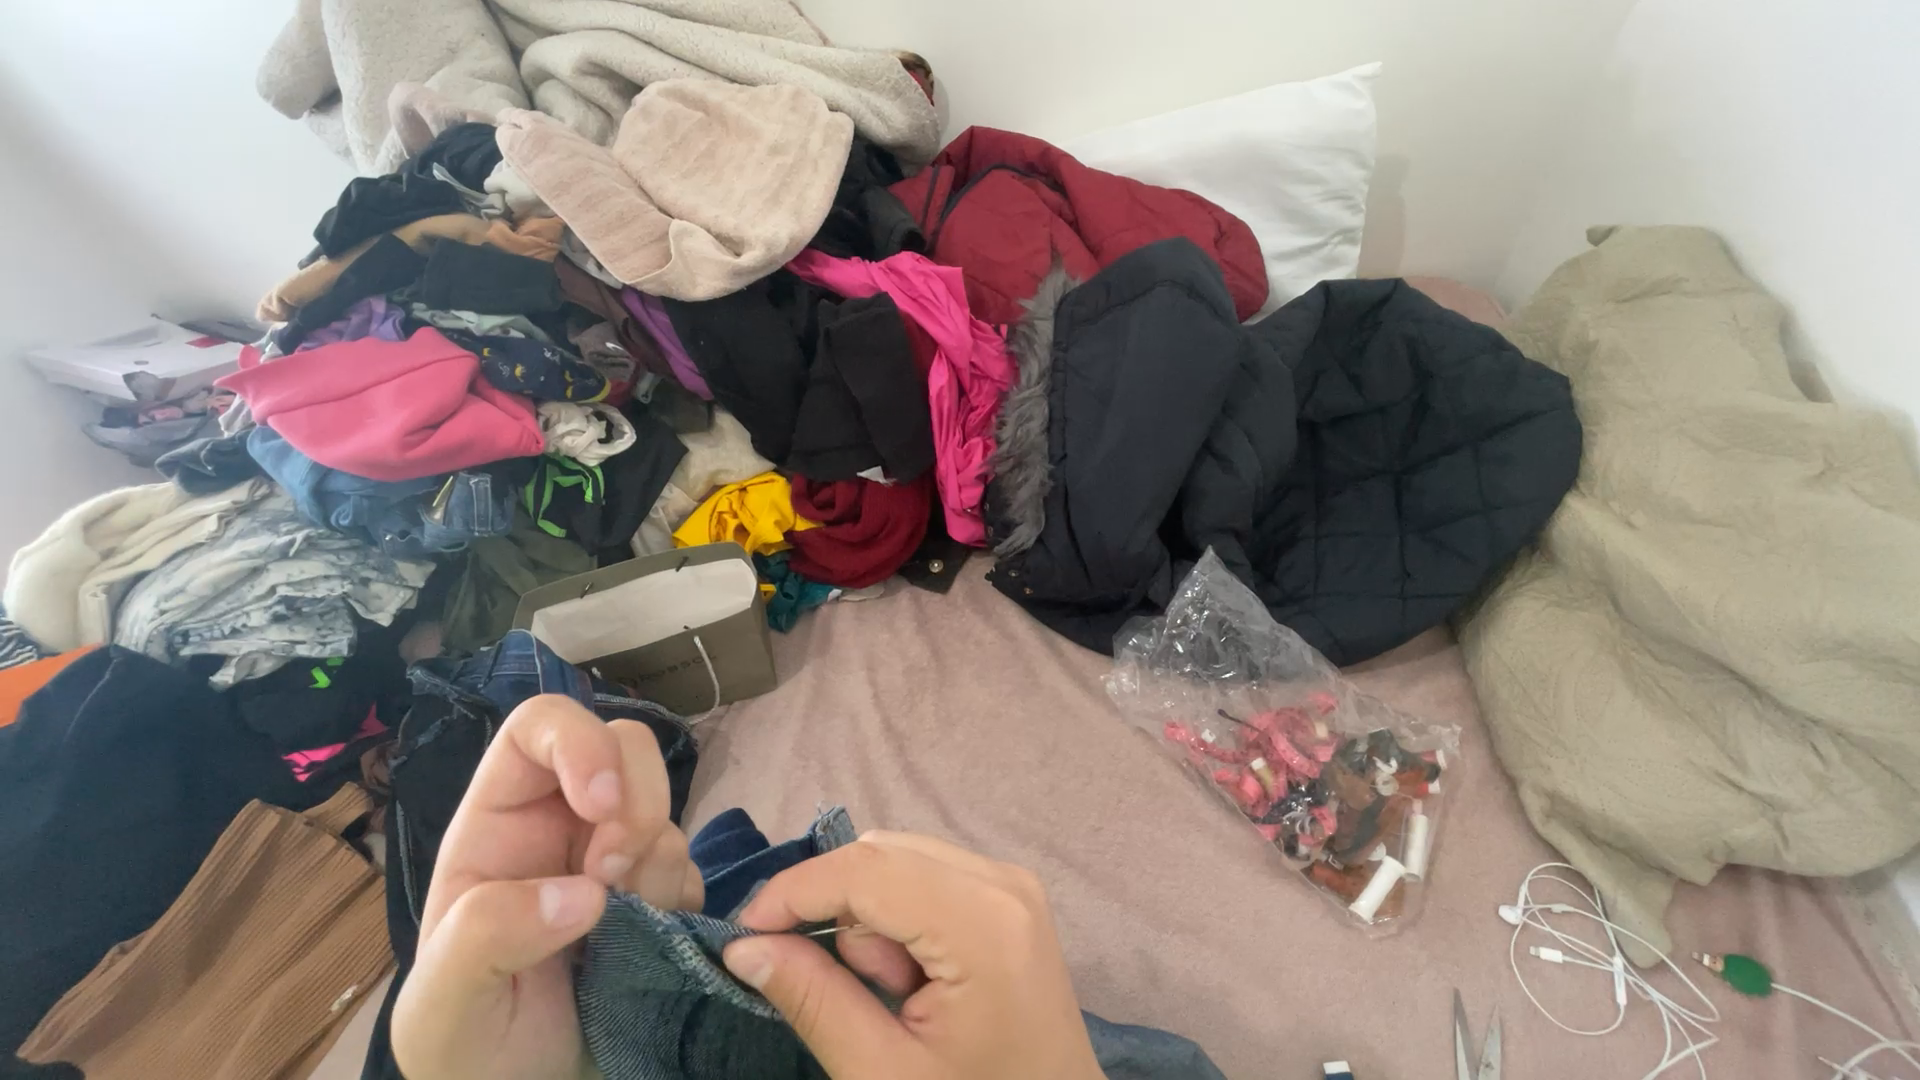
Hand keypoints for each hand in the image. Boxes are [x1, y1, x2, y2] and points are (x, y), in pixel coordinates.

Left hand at [392, 695, 702, 1079]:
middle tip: (618, 877)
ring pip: (665, 804)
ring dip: (657, 864)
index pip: (539, 728)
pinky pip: (693, 861)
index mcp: (501, 824)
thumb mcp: (443, 1009)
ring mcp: (618, 851)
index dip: (579, 741)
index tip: (602, 805)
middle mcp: (563, 823)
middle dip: (637, 802)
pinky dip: (682, 897)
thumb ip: (483, 941)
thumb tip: (581, 893)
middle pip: (624, 745)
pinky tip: (651, 942)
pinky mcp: (663, 885)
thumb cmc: (471, 1051)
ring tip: (625, 931)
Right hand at [720, 832, 1104, 1079]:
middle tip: (864, 993)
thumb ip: (814, 999)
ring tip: (902, 994)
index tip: (744, 934)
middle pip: (881, 854)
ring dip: (872, 919)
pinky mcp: (1006, 887)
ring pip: (897, 858)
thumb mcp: (885, 1074)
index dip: (795, 891)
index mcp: (983, 923)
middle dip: (843, 914)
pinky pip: (922, 871)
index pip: (867, 870)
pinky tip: (918, 975)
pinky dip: (898, 915)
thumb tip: (744, 945)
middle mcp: (1001, 878)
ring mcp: (1009, 877)